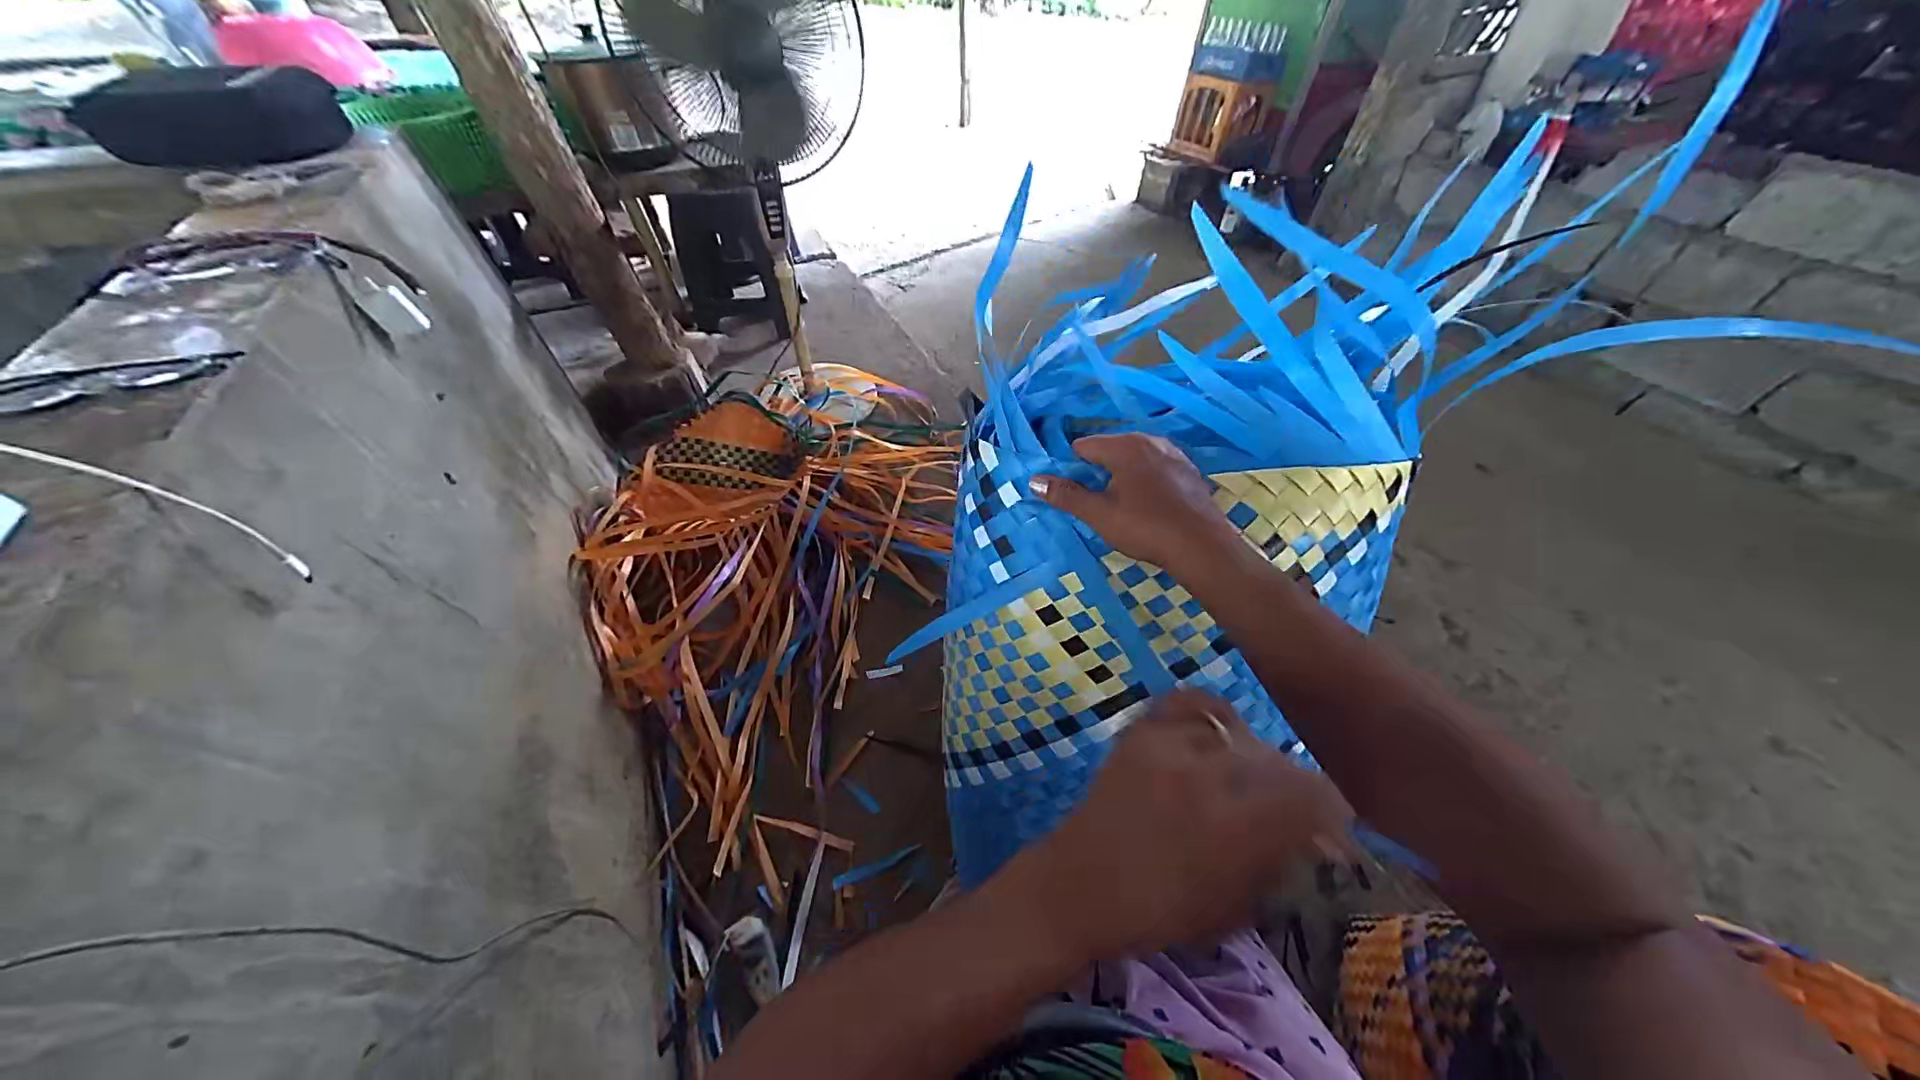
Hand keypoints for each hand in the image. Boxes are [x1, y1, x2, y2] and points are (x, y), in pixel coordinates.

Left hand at [988, 689, 1351, 962]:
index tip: (1332, 828)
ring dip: (1255, 759)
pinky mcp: (1139, 734)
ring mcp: (1168, 747)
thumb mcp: (1235, 906)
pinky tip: (1216, 735)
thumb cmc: (1158, 912)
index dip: (1333, 812)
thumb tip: (1315, 835)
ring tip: (1249, 781)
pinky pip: (1187, 704)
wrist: (1077, 886)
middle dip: (1297, 790)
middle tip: (1292, 811)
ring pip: (1238, 735)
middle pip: (1278, 763)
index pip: (1311, 796)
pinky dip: (1209, 715)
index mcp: (1235, 829)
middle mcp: (1206, 777)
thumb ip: (1278, 861)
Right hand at [1029, 434, 1242, 572]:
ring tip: (1121, 507)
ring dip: (1122, 476)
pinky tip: (1148, 506)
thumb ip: (1066, 495)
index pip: (1083, 446)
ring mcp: (1172, 454)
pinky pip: (1155, 468)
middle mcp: (1149, 440)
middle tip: (1096, 504)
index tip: (1072, 493)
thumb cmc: (1146, 528)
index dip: (1071, 468)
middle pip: (1109, 449)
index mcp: (1124, 446)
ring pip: (1134, 458)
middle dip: (1097, 471)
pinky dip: (1145, 480)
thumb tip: (1034, 480)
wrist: (1202, 546)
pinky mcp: (1188, 470)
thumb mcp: (1099, 514)